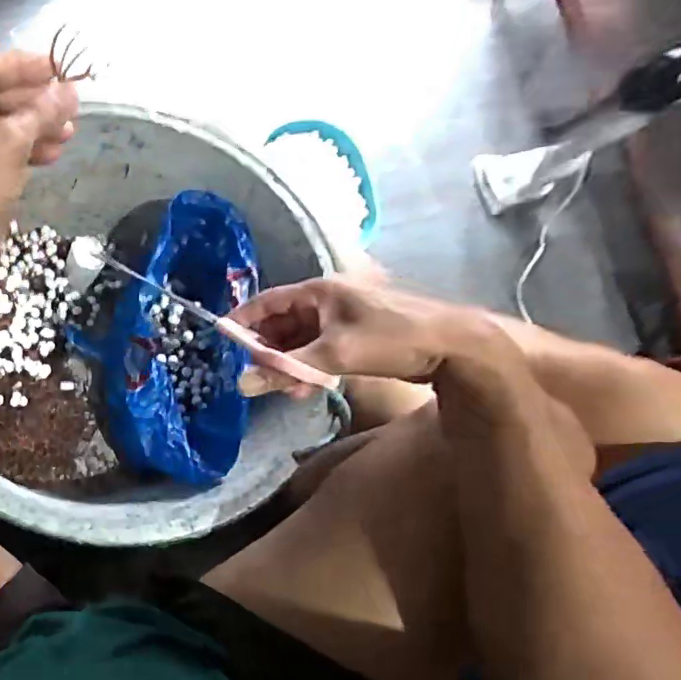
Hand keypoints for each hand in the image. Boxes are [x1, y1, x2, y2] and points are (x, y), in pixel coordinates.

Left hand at [0, 51, 78, 265]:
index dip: (23, 67)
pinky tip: (54, 152)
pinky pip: (1, 150)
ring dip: (36, 127)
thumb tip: (70, 90)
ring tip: (68, 131)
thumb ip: (42, 110)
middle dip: (34, 102)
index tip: (58, 69)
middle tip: (70, 104)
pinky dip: (26, 149)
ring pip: (2, 126)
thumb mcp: (11, 142)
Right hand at [231, 276, 513, 383]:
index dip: (242, 321)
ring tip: (285, 388)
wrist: (458, 347)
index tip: (222, 342)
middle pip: (282, 324)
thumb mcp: (332, 355)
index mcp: (320, 291)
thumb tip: (241, 385)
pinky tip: (307, 388)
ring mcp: (344, 317)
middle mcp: (329, 299)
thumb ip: (285, 369)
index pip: (267, 302)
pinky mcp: (357, 335)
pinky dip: (309, 367)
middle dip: (267, 351)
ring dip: (288, 364)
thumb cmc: (393, 339)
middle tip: (256, 375)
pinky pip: (319, 349)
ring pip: (300, 340)